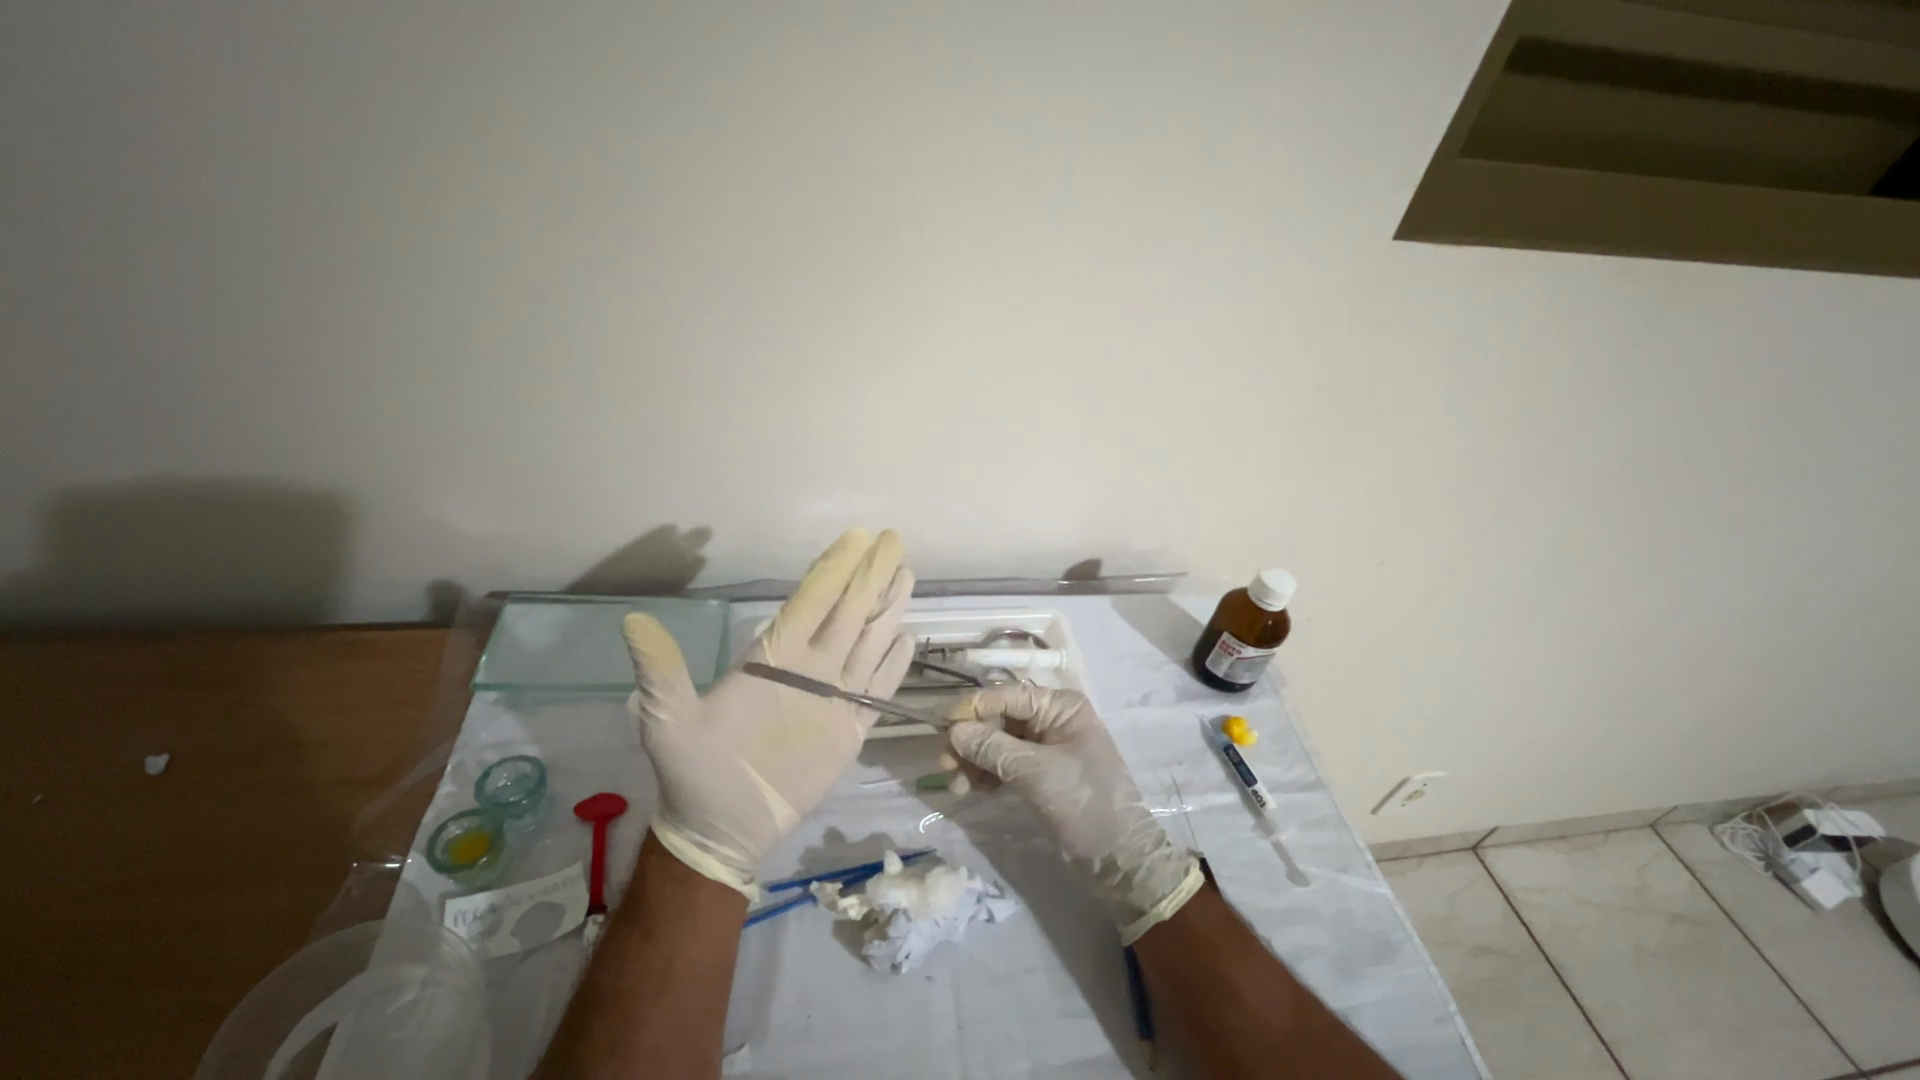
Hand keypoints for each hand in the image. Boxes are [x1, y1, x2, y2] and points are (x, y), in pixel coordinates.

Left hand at [622, 528, 914, 896]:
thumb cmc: (693, 772)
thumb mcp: (668, 721)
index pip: (812, 603)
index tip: (859, 537)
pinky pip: (876, 692)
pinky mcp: (848, 732)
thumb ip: (660, 672)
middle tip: (894, 541)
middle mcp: (809, 669)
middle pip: (849, 614)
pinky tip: (907, 639)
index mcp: (773, 658)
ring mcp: (831, 700)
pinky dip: (892, 667)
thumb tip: (631, 621)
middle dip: (871, 577)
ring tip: (906, 576)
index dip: (835, 570)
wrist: (720, 829)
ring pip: (868, 645)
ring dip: (887, 611)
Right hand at [945, 684, 1202, 943]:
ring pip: (997, 741)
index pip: (1007, 695)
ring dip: (974, 760)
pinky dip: (986, 773)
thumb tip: (954, 731)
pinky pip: (1004, 762)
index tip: (942, 729)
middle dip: (971, 740)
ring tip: (959, 787)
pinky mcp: (1040, 771)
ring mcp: (1046, 745)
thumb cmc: (1084, 803)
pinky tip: (974, 791)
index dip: (973, 709)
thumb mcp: (1036, 773)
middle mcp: (1052, 718)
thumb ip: (993, 748)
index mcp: (1061, 707)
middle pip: (998, 718)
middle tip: (946, 766)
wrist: (1118, 857)